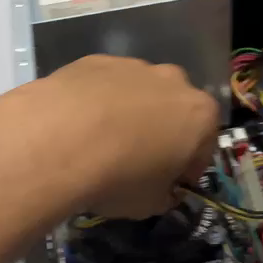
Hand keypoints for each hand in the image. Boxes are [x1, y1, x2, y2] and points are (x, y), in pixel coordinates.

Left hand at [0, 55, 216, 219]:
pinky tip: (76, 125)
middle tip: (135, 160)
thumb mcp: (151, 203)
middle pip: (174, 110)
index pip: (204, 146)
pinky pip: (104, 84)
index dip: (187, 168)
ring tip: (100, 142)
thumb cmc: (119, 176)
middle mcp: (174, 80)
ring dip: (129, 114)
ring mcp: (134, 65)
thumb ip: (166, 194)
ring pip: (139, 93)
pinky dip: (97, 101)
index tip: (167, 184)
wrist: (58, 140)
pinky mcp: (96, 59)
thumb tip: (162, 190)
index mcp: (200, 114)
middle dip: (161, 132)